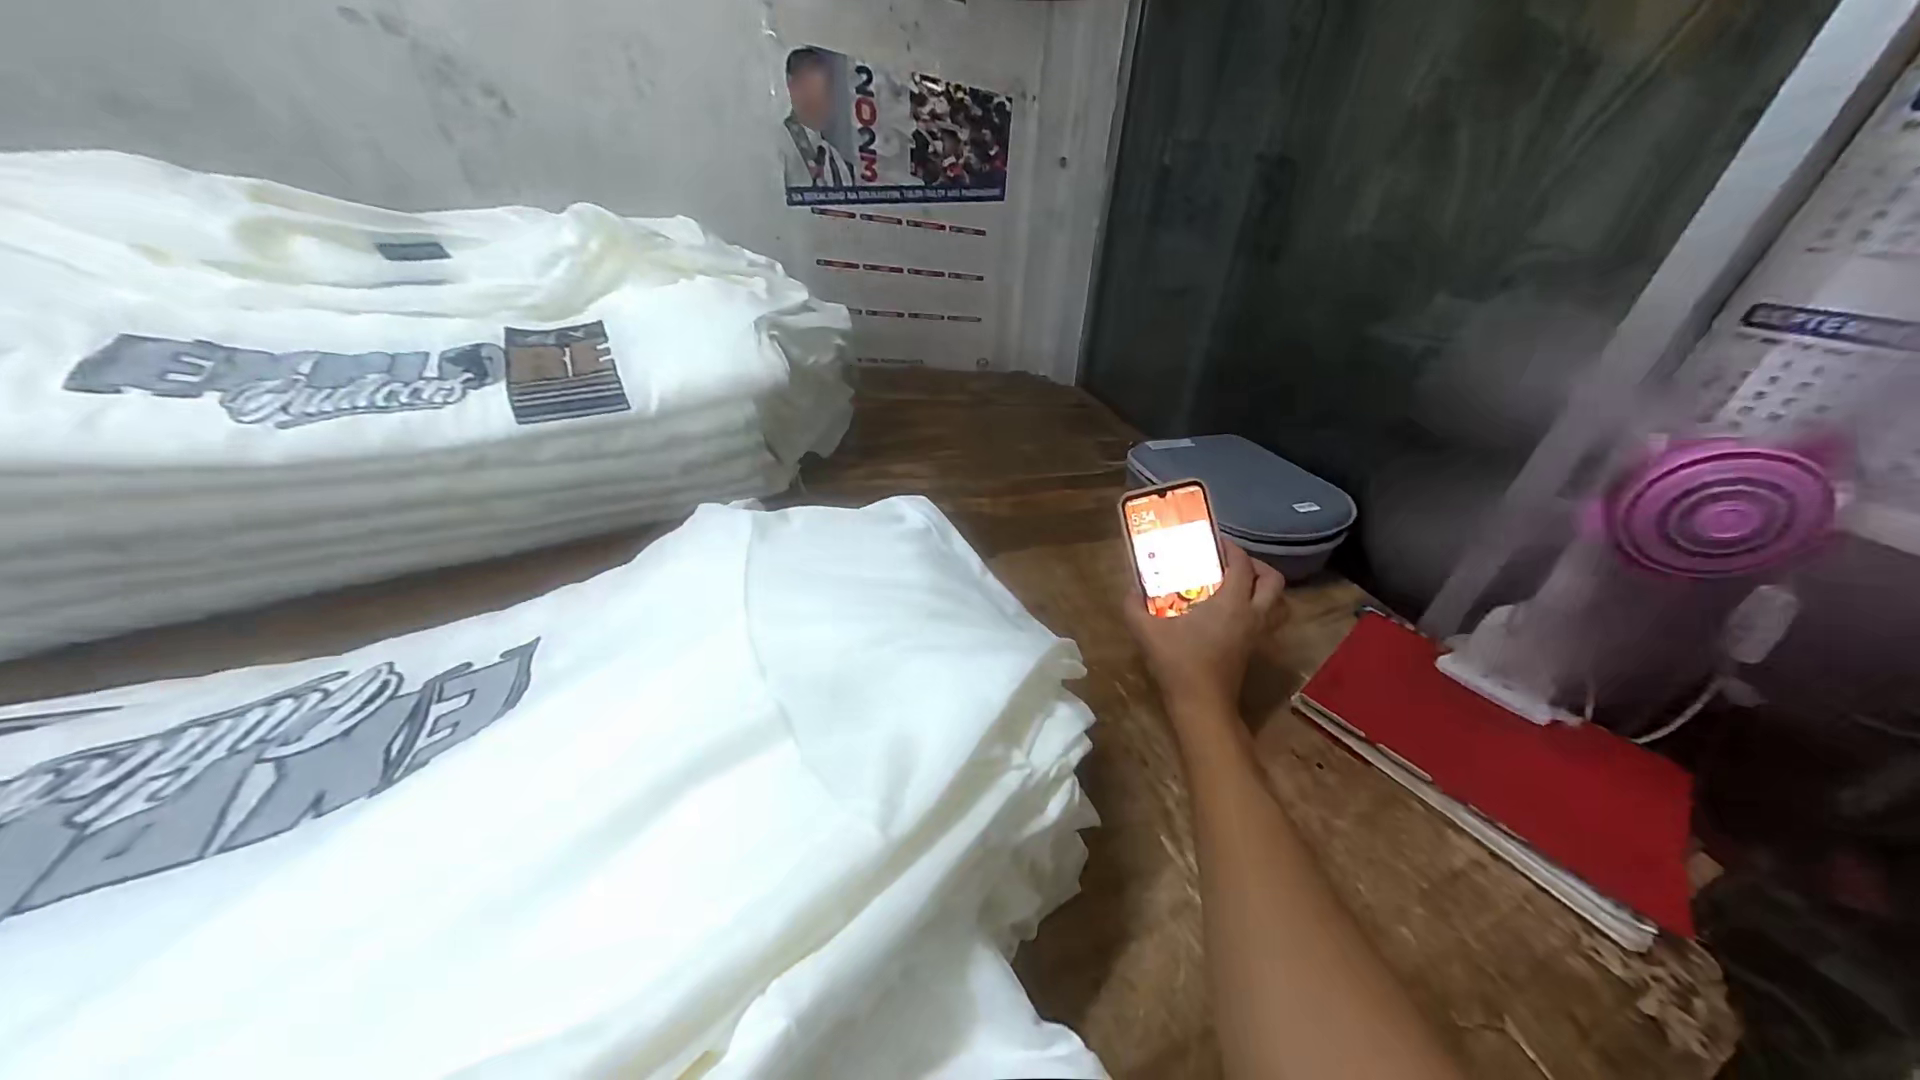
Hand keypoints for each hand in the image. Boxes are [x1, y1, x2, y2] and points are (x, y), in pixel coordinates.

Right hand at [1124, 540, 1285, 719]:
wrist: (1201, 704)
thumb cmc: (1178, 663)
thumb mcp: (1145, 630)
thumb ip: (1133, 605)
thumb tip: (1131, 588)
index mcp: (1230, 603)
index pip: (1241, 565)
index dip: (1231, 549)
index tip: (1215, 542)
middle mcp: (1252, 614)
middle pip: (1273, 580)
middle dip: (1256, 566)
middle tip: (1232, 563)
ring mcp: (1258, 633)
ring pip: (1280, 602)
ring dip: (1266, 588)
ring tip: (1241, 585)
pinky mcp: (1255, 649)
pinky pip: (1271, 620)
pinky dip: (1262, 608)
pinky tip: (1235, 612)